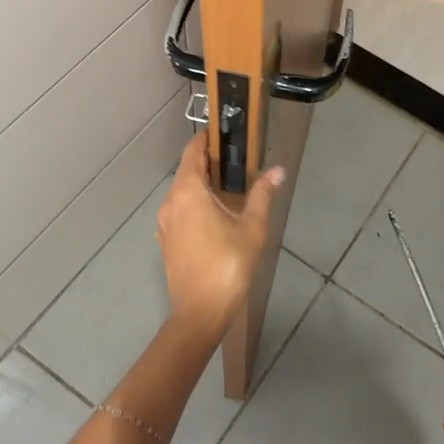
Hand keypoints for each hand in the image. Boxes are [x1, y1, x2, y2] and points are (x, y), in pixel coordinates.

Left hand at [157, 133, 284, 338]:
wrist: (201, 312)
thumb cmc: (228, 264)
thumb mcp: (252, 227)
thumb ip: (262, 194)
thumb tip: (278, 170)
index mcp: (188, 192)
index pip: (192, 152)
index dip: (206, 139)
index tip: (224, 132)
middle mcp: (171, 203)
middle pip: (187, 171)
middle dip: (209, 162)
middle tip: (236, 158)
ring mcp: (165, 224)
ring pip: (182, 192)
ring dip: (203, 184)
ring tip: (230, 185)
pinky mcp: (167, 241)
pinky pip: (180, 211)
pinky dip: (196, 203)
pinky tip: (217, 214)